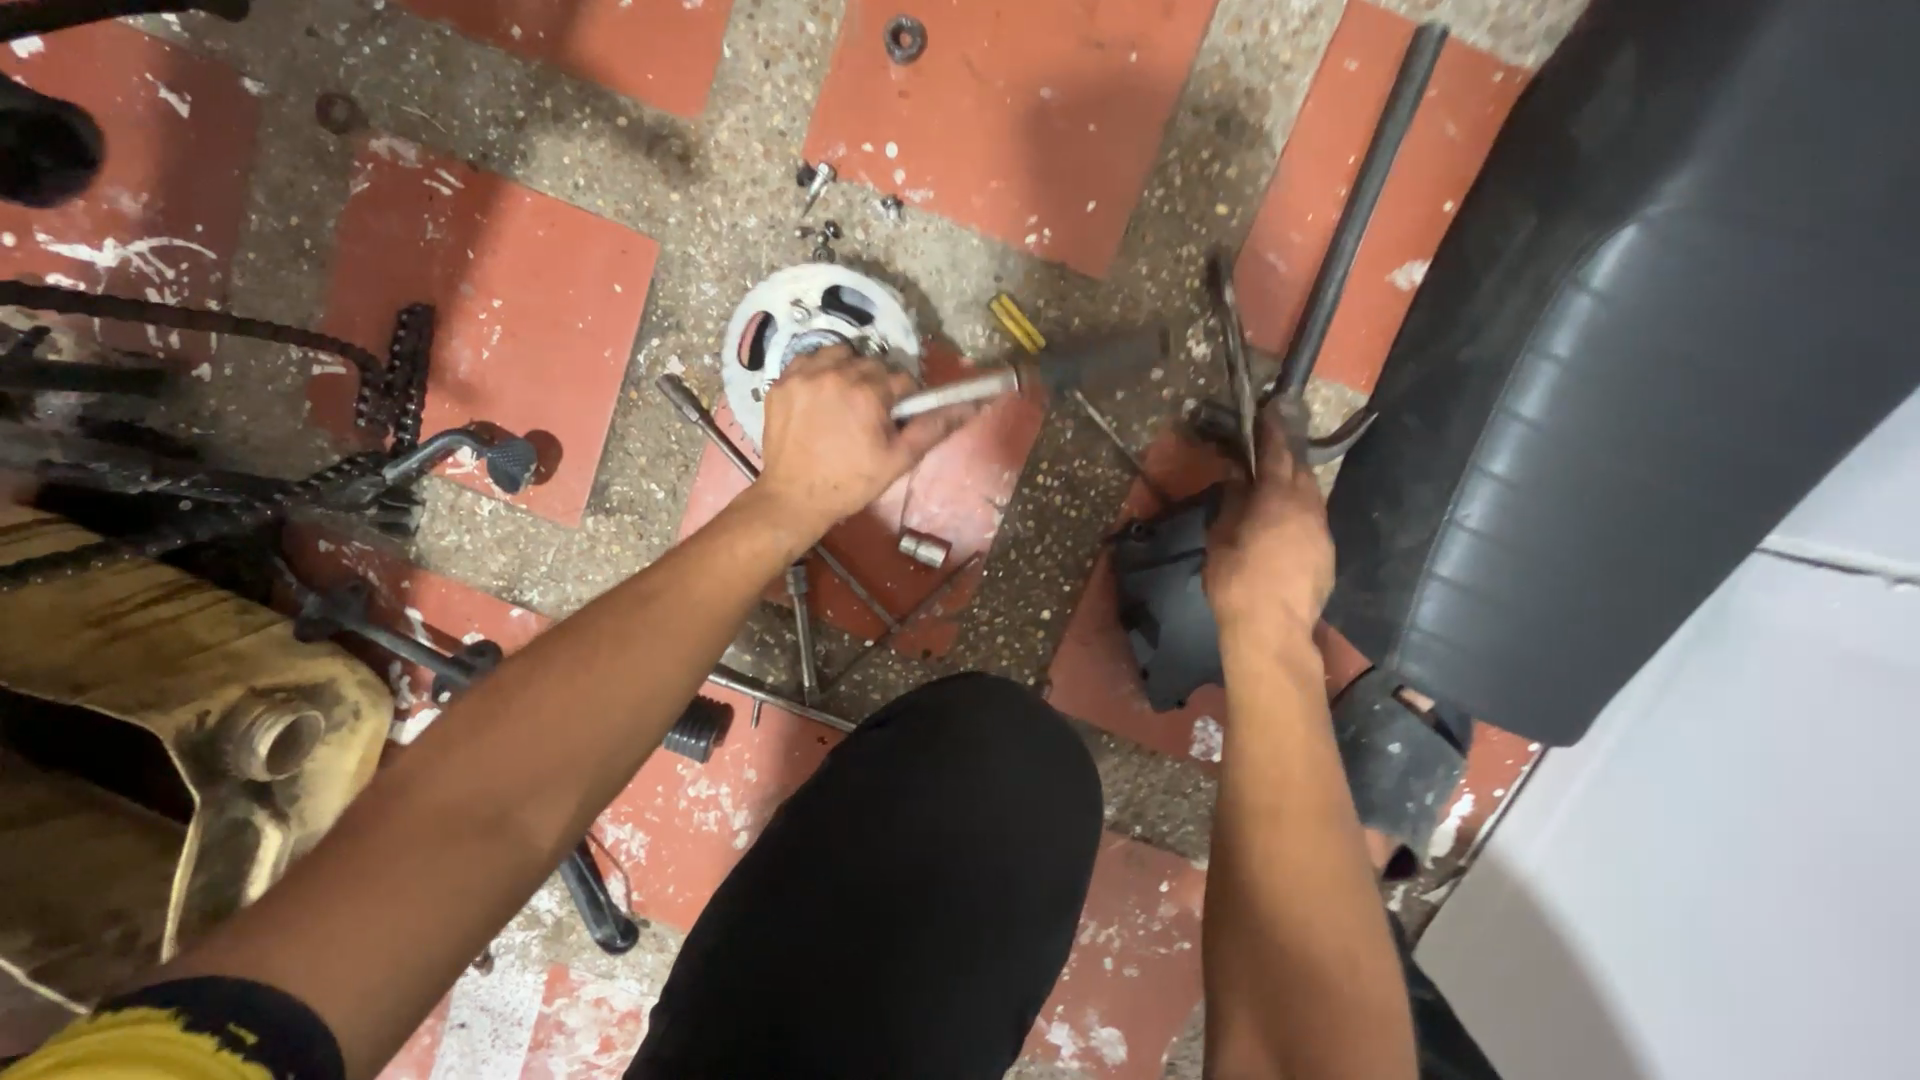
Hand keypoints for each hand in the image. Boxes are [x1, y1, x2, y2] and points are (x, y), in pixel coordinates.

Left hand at [754, 346, 971, 538]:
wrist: (794, 498)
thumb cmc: (850, 483)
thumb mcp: (897, 460)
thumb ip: (932, 428)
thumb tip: (968, 407)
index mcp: (868, 393)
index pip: (902, 379)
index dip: (903, 399)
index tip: (894, 418)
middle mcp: (836, 375)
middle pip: (871, 364)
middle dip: (876, 385)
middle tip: (869, 416)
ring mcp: (804, 376)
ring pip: (839, 354)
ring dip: (847, 370)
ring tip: (844, 400)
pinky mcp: (781, 383)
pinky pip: (808, 361)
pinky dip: (818, 372)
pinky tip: (819, 397)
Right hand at [1204, 406, 1334, 642]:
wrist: (1272, 630)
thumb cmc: (1236, 581)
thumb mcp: (1220, 539)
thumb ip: (1230, 504)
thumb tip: (1236, 480)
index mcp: (1278, 499)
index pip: (1278, 453)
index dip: (1273, 431)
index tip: (1271, 409)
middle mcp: (1308, 509)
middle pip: (1301, 472)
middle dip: (1287, 458)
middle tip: (1271, 450)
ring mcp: (1323, 533)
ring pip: (1311, 498)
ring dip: (1294, 488)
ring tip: (1274, 489)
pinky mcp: (1327, 555)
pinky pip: (1313, 523)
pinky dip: (1298, 516)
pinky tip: (1282, 528)